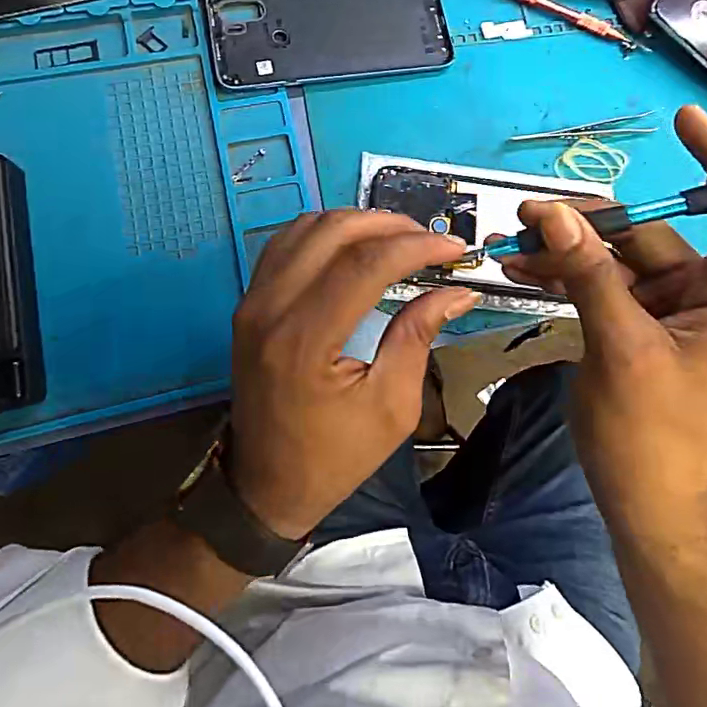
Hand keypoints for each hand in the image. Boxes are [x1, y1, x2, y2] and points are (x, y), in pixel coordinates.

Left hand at [227, 210, 479, 539]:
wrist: (264, 484)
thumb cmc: (332, 457)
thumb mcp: (391, 407)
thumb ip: (418, 337)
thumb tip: (456, 291)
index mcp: (305, 341)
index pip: (364, 265)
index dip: (414, 247)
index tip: (453, 247)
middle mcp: (270, 309)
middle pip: (333, 232)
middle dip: (388, 225)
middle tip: (429, 240)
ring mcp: (252, 301)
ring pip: (306, 227)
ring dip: (356, 222)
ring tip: (398, 239)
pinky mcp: (249, 302)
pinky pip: (286, 243)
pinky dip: (325, 232)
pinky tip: (354, 245)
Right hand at [498, 105, 706, 532]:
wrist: (639, 500)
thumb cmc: (651, 435)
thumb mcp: (619, 348)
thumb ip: (588, 275)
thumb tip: (552, 214)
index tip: (684, 121)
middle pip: (654, 232)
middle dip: (593, 224)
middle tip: (533, 217)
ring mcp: (670, 307)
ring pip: (618, 255)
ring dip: (567, 250)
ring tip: (515, 246)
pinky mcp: (638, 321)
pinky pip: (602, 281)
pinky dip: (566, 274)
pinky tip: (524, 271)